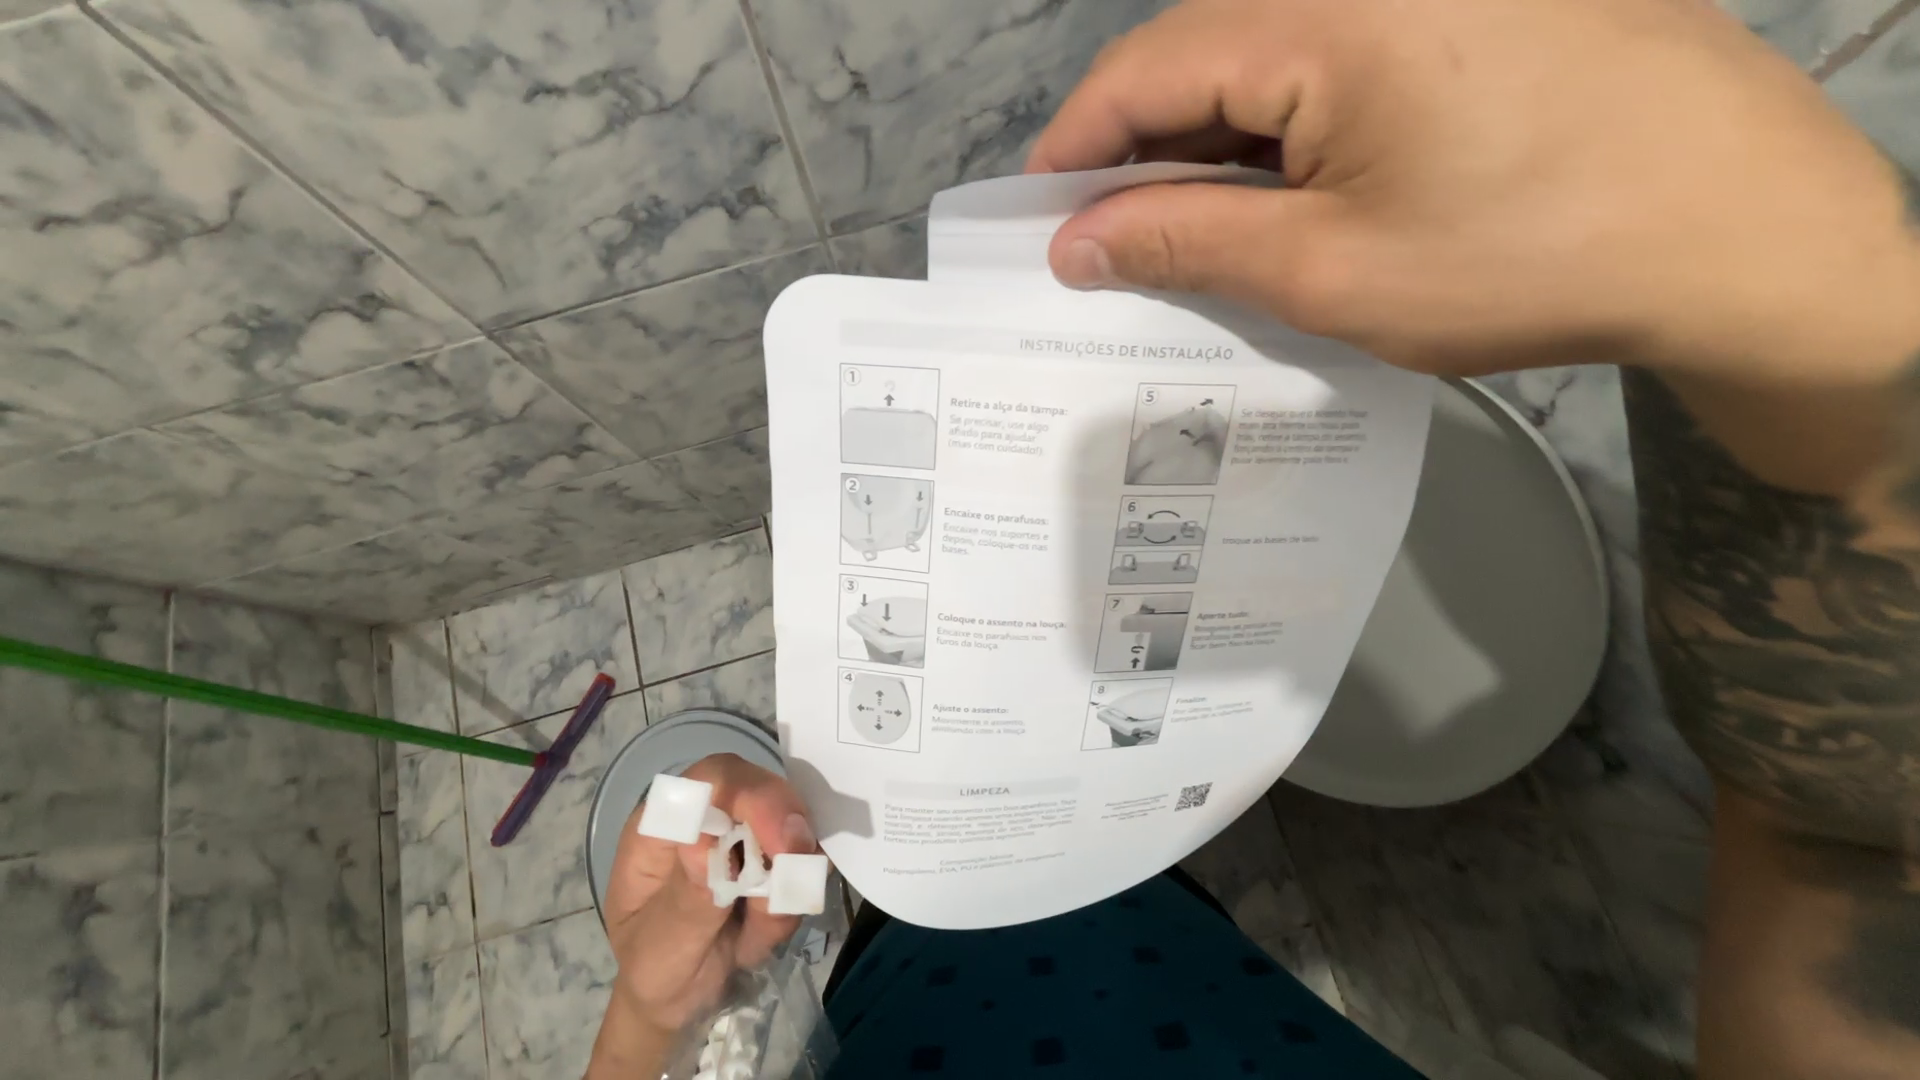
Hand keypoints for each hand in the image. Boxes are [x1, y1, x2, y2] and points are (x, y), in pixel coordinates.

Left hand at [591, 754, 816, 1066]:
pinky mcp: (773, 855)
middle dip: (783, 839)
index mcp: (664, 826)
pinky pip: (804, 862)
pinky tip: (759, 936)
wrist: (676, 1002)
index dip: (754, 795)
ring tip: (749, 940)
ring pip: (793, 830)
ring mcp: (744, 833)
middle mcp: (707, 817)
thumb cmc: (653, 969)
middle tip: (789, 891)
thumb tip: (705, 844)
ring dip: (785, 887)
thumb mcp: (657, 950)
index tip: (784, 841)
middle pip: (763, 791)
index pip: (712, 779)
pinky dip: (793, 901)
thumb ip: (685, 899)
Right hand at [1029, 0, 1919, 387]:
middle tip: (1108, 245)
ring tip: (1186, 237)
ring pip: (1262, 59)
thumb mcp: (1322, 271)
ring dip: (1208, 148)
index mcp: (1326, 14)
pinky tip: (1273, 197)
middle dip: (1137, 153)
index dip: (1075, 149)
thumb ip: (1180, 242)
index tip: (1040, 224)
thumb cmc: (1520, 261)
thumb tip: (1073, 242)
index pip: (1143, 69)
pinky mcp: (1466, 4)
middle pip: (1198, 54)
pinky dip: (1278, 132)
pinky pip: (1330, 59)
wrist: (1746, 238)